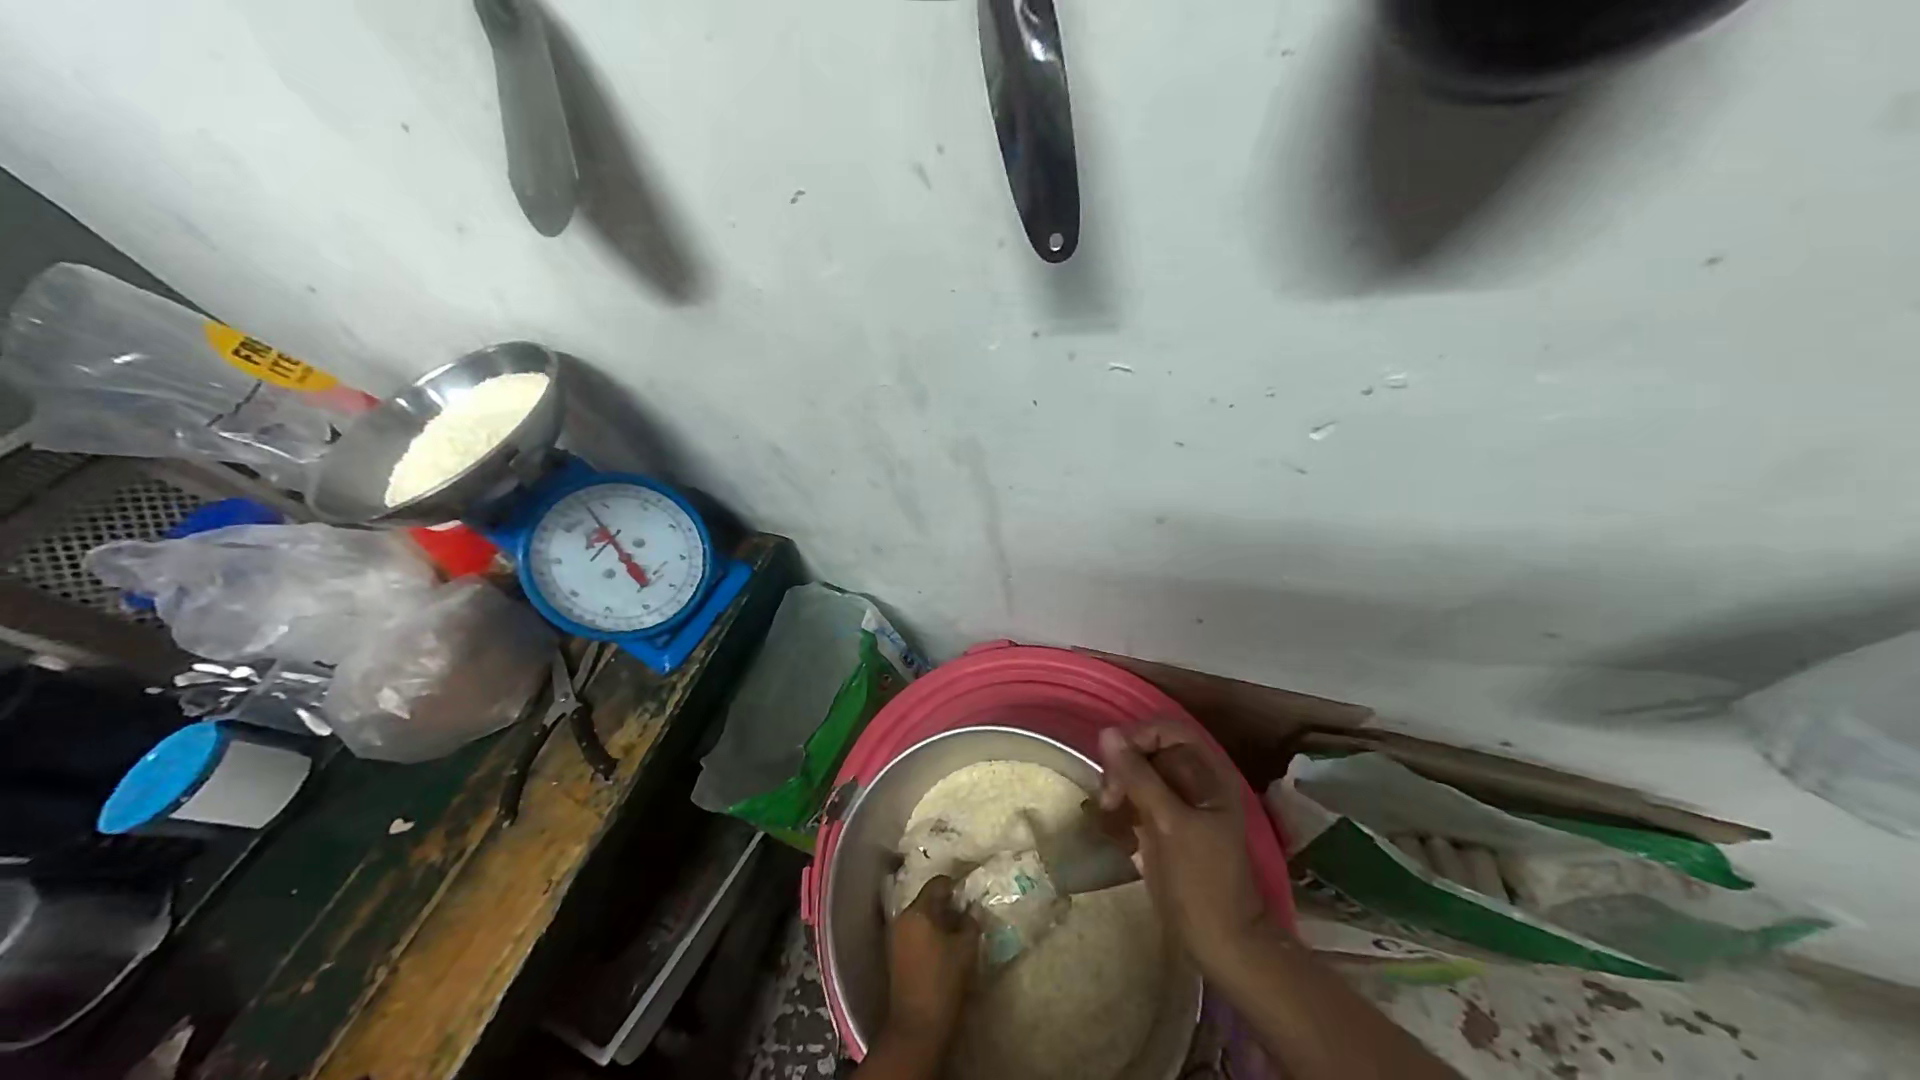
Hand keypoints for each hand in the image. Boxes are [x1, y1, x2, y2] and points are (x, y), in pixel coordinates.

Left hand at [885, 876, 979, 1044]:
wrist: (916, 1026)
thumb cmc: (943, 981)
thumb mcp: (966, 949)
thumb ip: (970, 923)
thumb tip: (971, 909)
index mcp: (918, 912)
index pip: (937, 884)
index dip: (955, 885)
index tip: (970, 892)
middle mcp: (902, 919)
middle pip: (927, 901)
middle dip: (948, 905)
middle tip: (968, 913)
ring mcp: (896, 938)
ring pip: (921, 919)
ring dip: (939, 921)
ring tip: (959, 931)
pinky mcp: (895, 956)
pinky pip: (915, 934)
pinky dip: (930, 935)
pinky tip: (945, 947)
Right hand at [1098, 721, 1270, 979]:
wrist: (1221, 943)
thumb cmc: (1201, 881)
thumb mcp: (1168, 823)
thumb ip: (1139, 777)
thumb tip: (1107, 734)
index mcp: (1209, 776)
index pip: (1167, 731)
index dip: (1138, 738)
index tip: (1112, 763)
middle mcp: (1196, 784)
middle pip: (1151, 752)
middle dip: (1125, 766)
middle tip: (1109, 798)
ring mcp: (1180, 808)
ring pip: (1140, 777)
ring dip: (1119, 788)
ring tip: (1108, 814)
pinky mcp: (1166, 829)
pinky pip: (1138, 802)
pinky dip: (1123, 809)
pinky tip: (1114, 829)